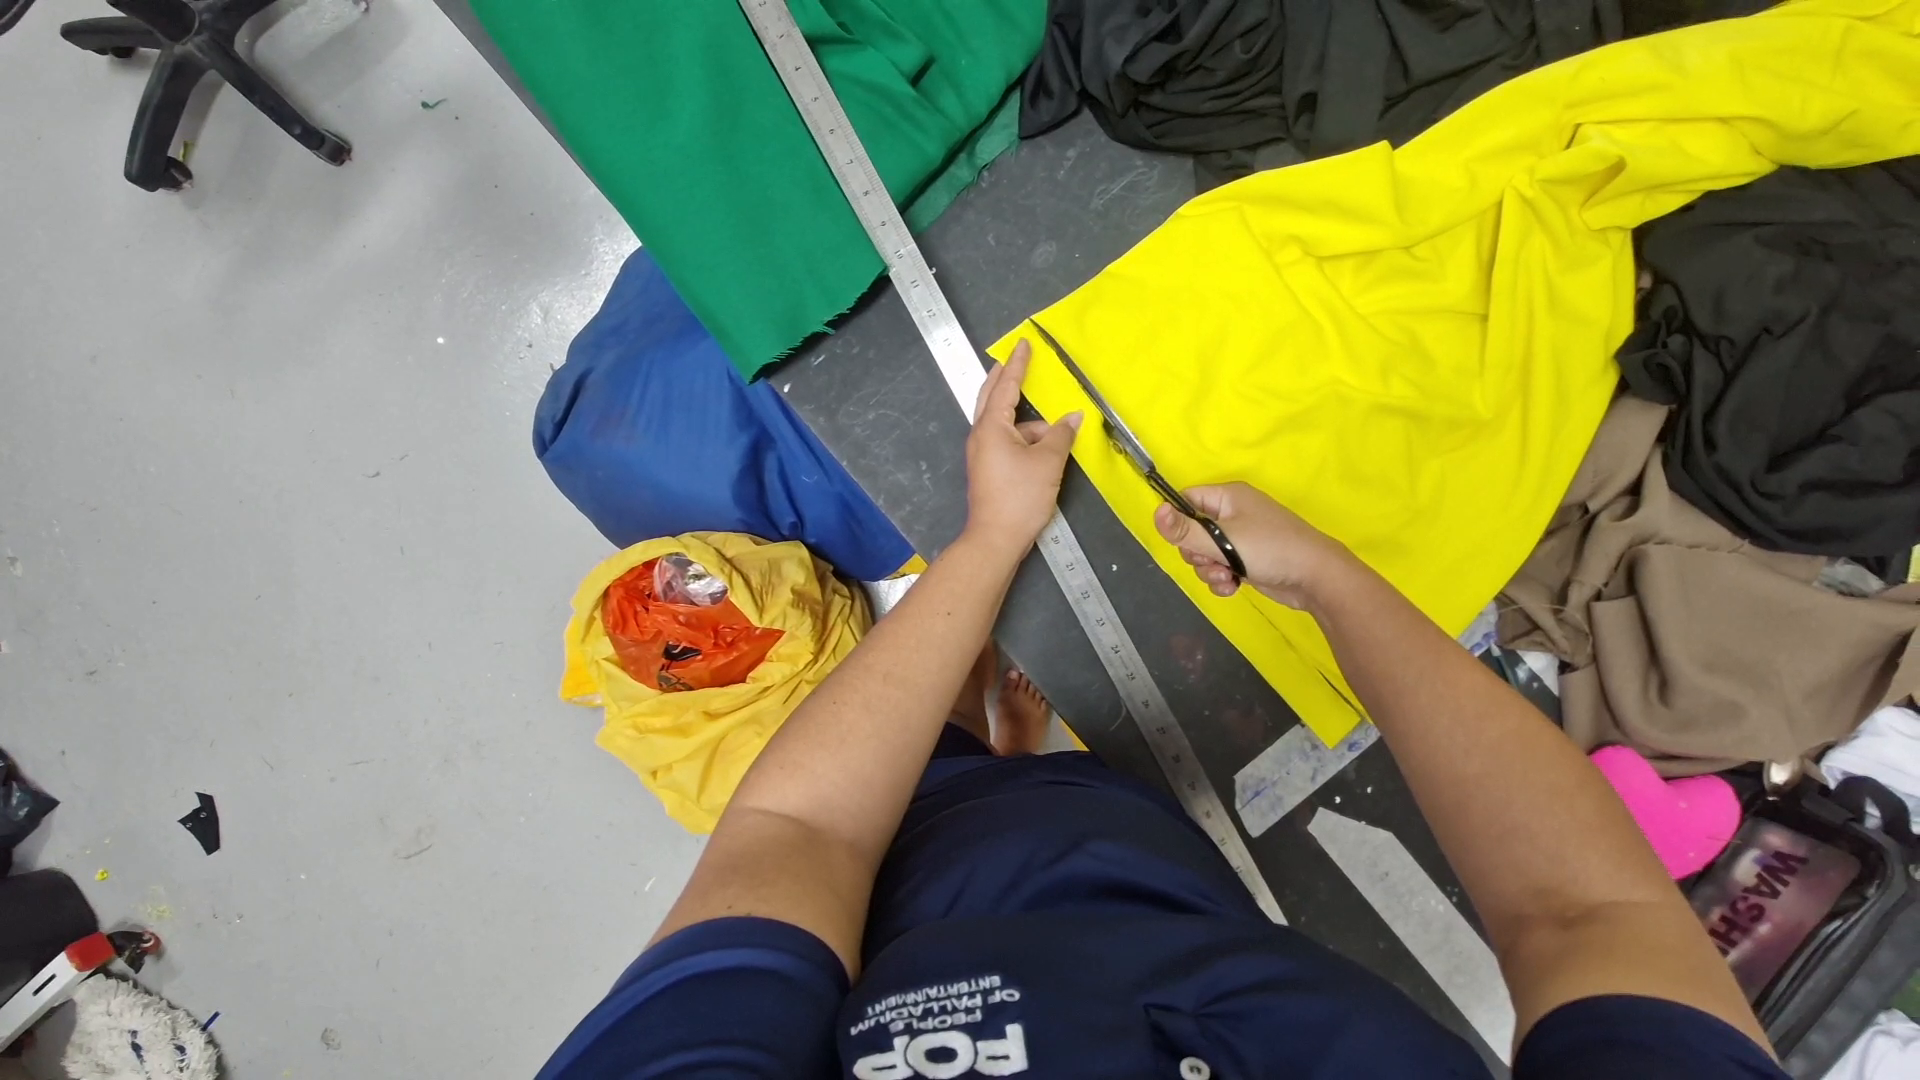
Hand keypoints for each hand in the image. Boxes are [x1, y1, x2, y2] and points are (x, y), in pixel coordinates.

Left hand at [962, 340, 1081, 555]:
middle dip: (1006, 379)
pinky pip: (1007, 441)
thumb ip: (1061, 434)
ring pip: (1004, 425)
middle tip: (1015, 360)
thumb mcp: (1048, 462)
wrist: (996, 538)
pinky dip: (1024, 437)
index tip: (1024, 344)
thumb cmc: (1020, 496)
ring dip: (1026, 420)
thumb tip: (1073, 417)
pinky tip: (1045, 447)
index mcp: (991, 427)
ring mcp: (982, 454)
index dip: (1018, 365)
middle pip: (993, 398)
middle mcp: (981, 436)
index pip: (1006, 386)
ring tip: (1055, 427)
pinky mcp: (988, 470)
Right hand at [1153, 482, 1355, 609]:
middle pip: (1192, 532)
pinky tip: (1233, 587)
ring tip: (1226, 577)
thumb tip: (1154, 513)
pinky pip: (1220, 567)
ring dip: (1208, 570)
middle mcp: (1232, 514)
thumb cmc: (1270, 549)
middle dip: (1196, 554)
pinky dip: (1221, 579)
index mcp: (1227, 497)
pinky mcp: (1247, 560)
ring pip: (1204, 554)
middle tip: (1210, 561)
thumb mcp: (1223, 540)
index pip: (1186, 500)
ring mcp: (1241, 538)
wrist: (1316, 578)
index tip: (1181, 540)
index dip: (1178, 521)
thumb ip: (1185, 530)